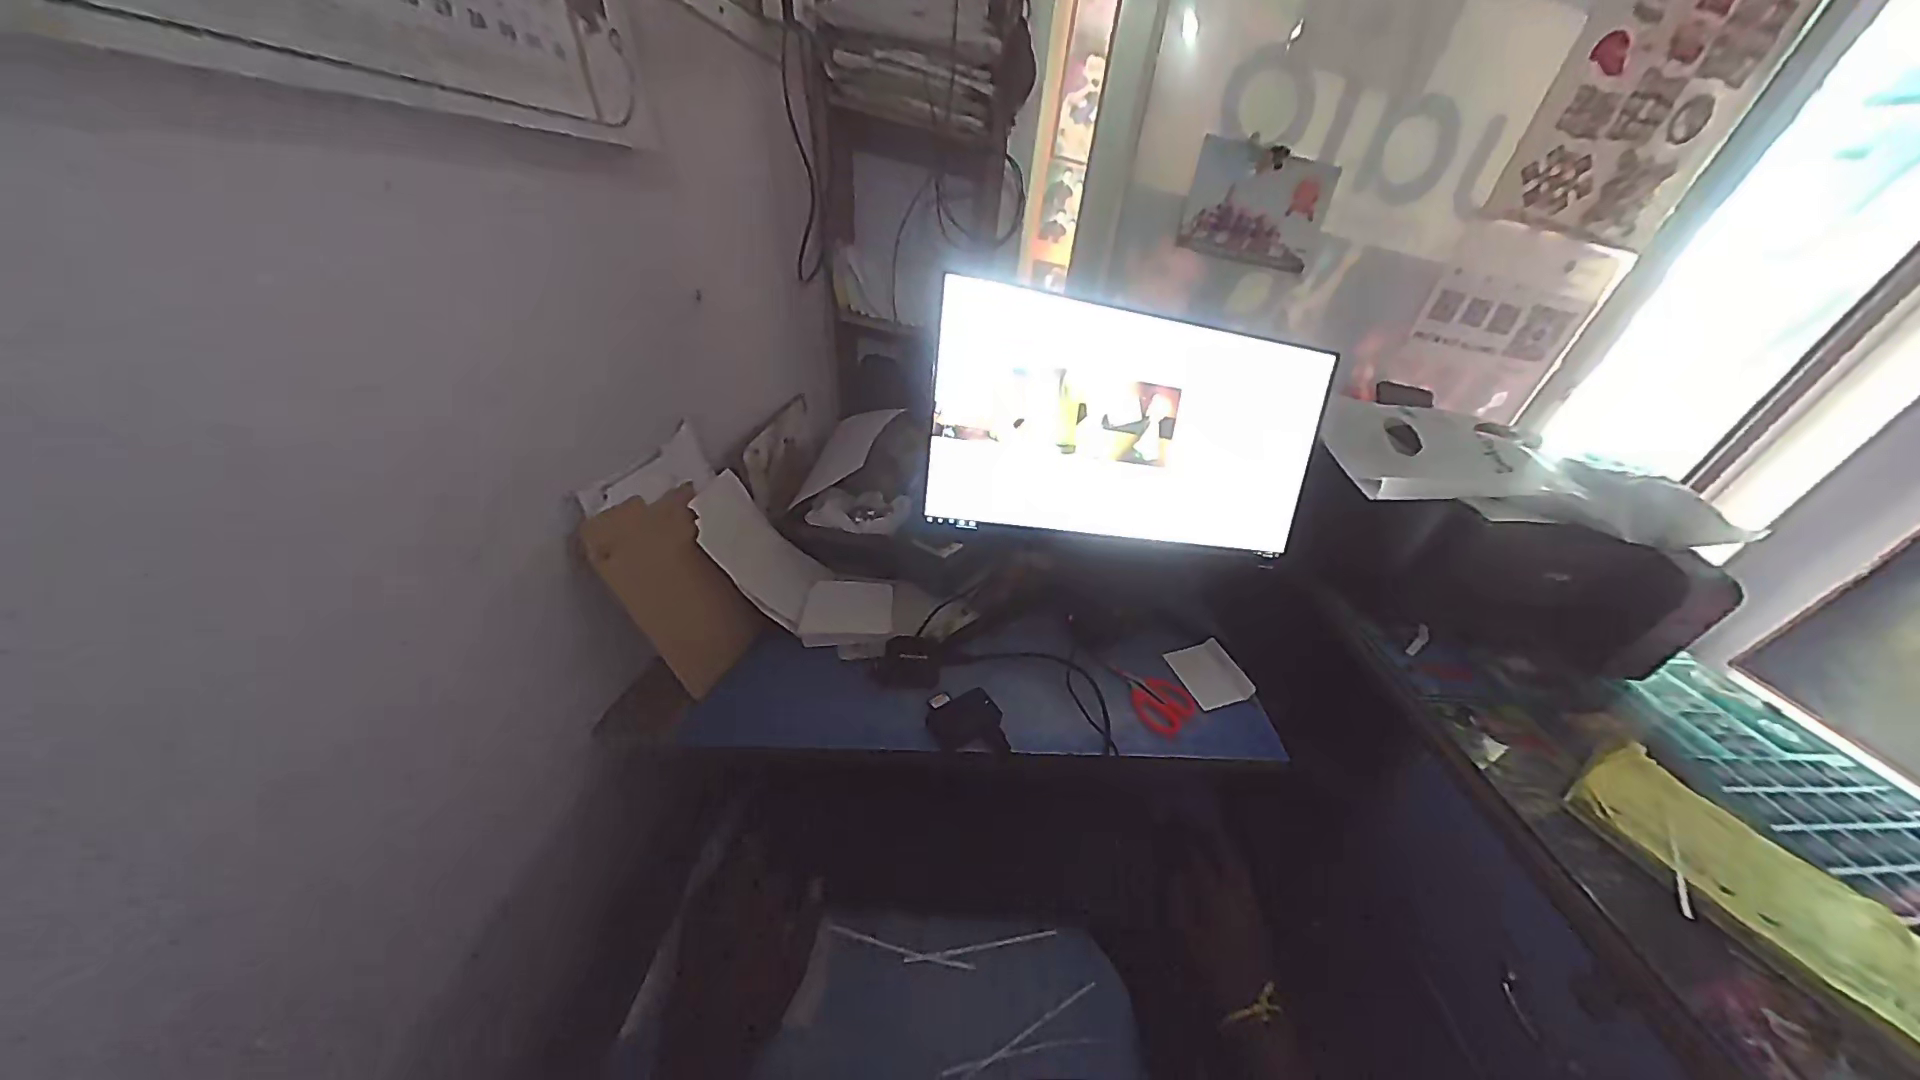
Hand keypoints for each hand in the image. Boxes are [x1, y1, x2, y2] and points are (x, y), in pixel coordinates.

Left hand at [656, 834, 821, 1079]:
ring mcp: (708, 912)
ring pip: (725, 867)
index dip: (788, 845)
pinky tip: (722, 865)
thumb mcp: (795, 966)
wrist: (708, 1038)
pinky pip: (704, 886)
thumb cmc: (759, 1004)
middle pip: (748, 859)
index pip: (780, 867)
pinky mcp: (689, 923)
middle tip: (771, 820)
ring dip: (737, 849)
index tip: (798, 827)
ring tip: (750, 832)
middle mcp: (735, 904)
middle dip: (760, 838)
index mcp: (765, 911)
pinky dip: (715, 872)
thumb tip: (816, 881)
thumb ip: (808, 921)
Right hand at [1167, 833, 1310, 1076]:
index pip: (1193, 850)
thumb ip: (1176, 894)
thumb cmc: (1208, 971)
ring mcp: (1250, 898)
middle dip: (1202, 828)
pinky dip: (1229, 858)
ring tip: (1202, 829)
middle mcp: (1235, 887)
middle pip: (1220, 846)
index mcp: (1212, 890)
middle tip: (1185, 815)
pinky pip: (1241, 871)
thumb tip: (1172, 866)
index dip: (1178, 832)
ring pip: (1234, 858)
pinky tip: (1220, 858)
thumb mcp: (1181, 933)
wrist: (1250, 1006)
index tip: (1164, 816)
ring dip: (1218, 841)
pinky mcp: (1258, 910)